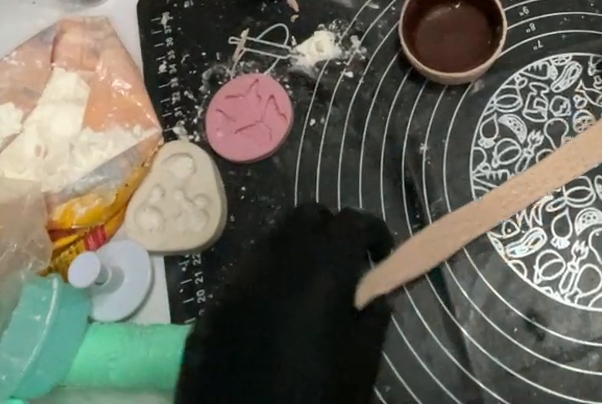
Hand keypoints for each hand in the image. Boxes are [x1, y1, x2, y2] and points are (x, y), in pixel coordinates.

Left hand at [177, 205, 393, 403]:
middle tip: (343, 259)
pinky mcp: (220, 295)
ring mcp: (246, 272)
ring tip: (309, 280)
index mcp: (324, 265)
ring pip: (277, 236)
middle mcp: (284, 255)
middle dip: (330, 228)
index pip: (353, 221)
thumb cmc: (312, 395)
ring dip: (298, 246)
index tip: (381, 253)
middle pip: (310, 215)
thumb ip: (373, 320)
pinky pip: (251, 265)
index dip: (372, 231)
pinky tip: (277, 304)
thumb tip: (377, 297)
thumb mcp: (359, 365)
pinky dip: (270, 271)